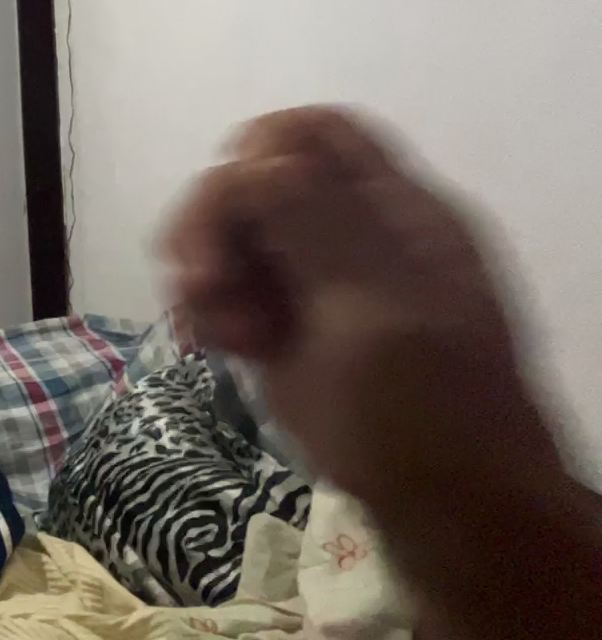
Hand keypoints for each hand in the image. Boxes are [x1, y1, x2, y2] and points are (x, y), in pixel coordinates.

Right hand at [161, 106, 557, 513]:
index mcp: (393, 213)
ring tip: (222, 333)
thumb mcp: (377, 316)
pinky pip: (211, 286)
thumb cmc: (427, 413)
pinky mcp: (272, 313)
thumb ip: (319, 230)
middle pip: (242, 184)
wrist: (441, 506)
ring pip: (216, 236)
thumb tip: (255, 154)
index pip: (310, 133)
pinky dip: (202, 311)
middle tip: (199, 285)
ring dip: (199, 279)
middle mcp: (344, 231)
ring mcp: (306, 275)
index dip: (254, 155)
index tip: (226, 213)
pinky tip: (219, 347)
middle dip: (207, 231)